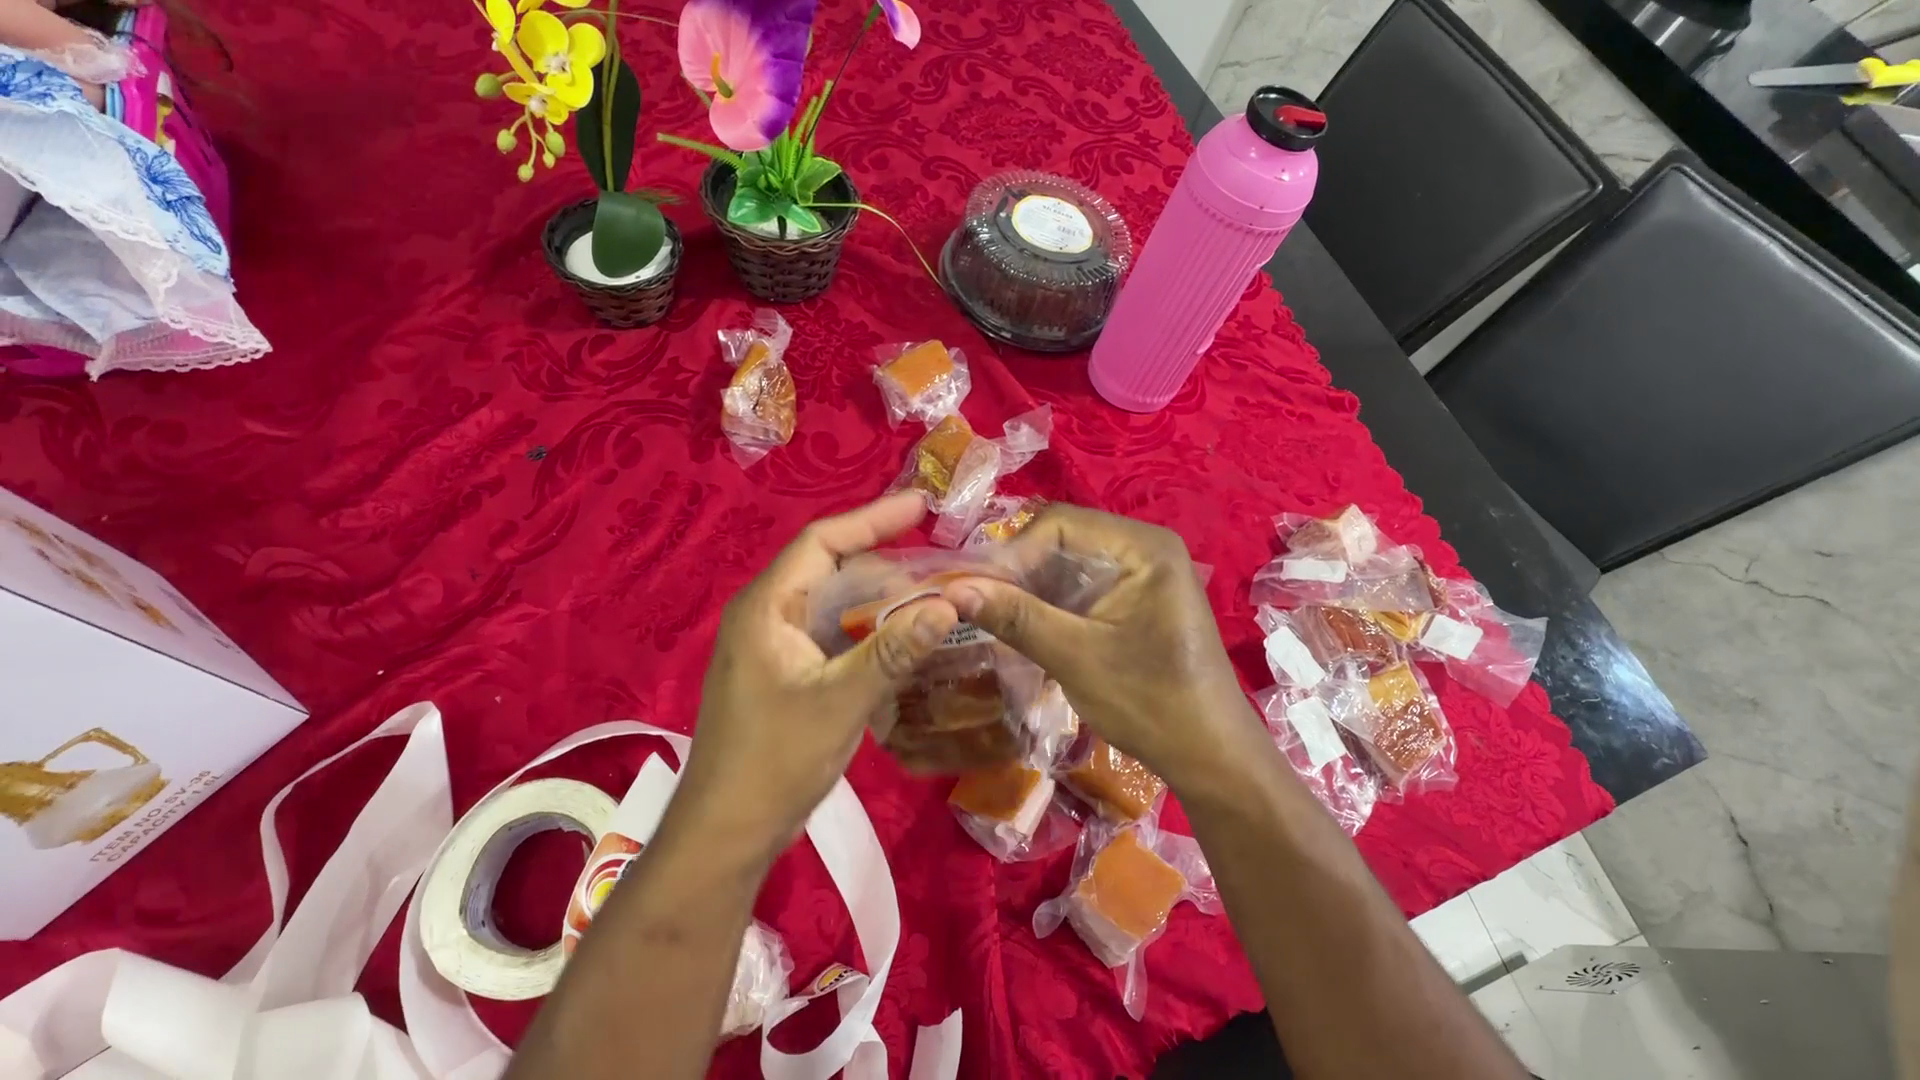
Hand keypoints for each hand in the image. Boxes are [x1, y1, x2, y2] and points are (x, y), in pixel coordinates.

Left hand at [674, 493, 959, 860]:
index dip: (873, 518)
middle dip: (887, 567)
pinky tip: (905, 646)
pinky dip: (867, 637)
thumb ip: (894, 650)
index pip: (822, 541)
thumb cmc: (775, 759)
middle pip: (831, 571)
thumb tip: (948, 604)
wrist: (727, 831)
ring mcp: (772, 649)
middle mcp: (766, 617)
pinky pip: (831, 640)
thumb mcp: (841, 700)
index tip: (922, 506)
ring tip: (935, 603)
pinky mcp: (783, 677)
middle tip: (943, 568)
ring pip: (833, 608)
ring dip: (880, 605)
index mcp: (767, 607)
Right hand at [939, 504, 1268, 792]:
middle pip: (1063, 541)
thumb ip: (1015, 617)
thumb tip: (953, 589)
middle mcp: (1145, 547)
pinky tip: (1026, 629)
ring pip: (1069, 566)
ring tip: (993, 620)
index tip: (975, 591)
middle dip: (1019, 573)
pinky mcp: (1139, 601)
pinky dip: (1053, 606)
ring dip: (1031, 591)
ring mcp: (1144, 574)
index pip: (1059, 524)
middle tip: (978, 606)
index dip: (1012, 554)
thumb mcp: (1075, 657)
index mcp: (1142, 547)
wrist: (1210, 755)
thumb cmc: (1150, 702)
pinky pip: (1084, 588)